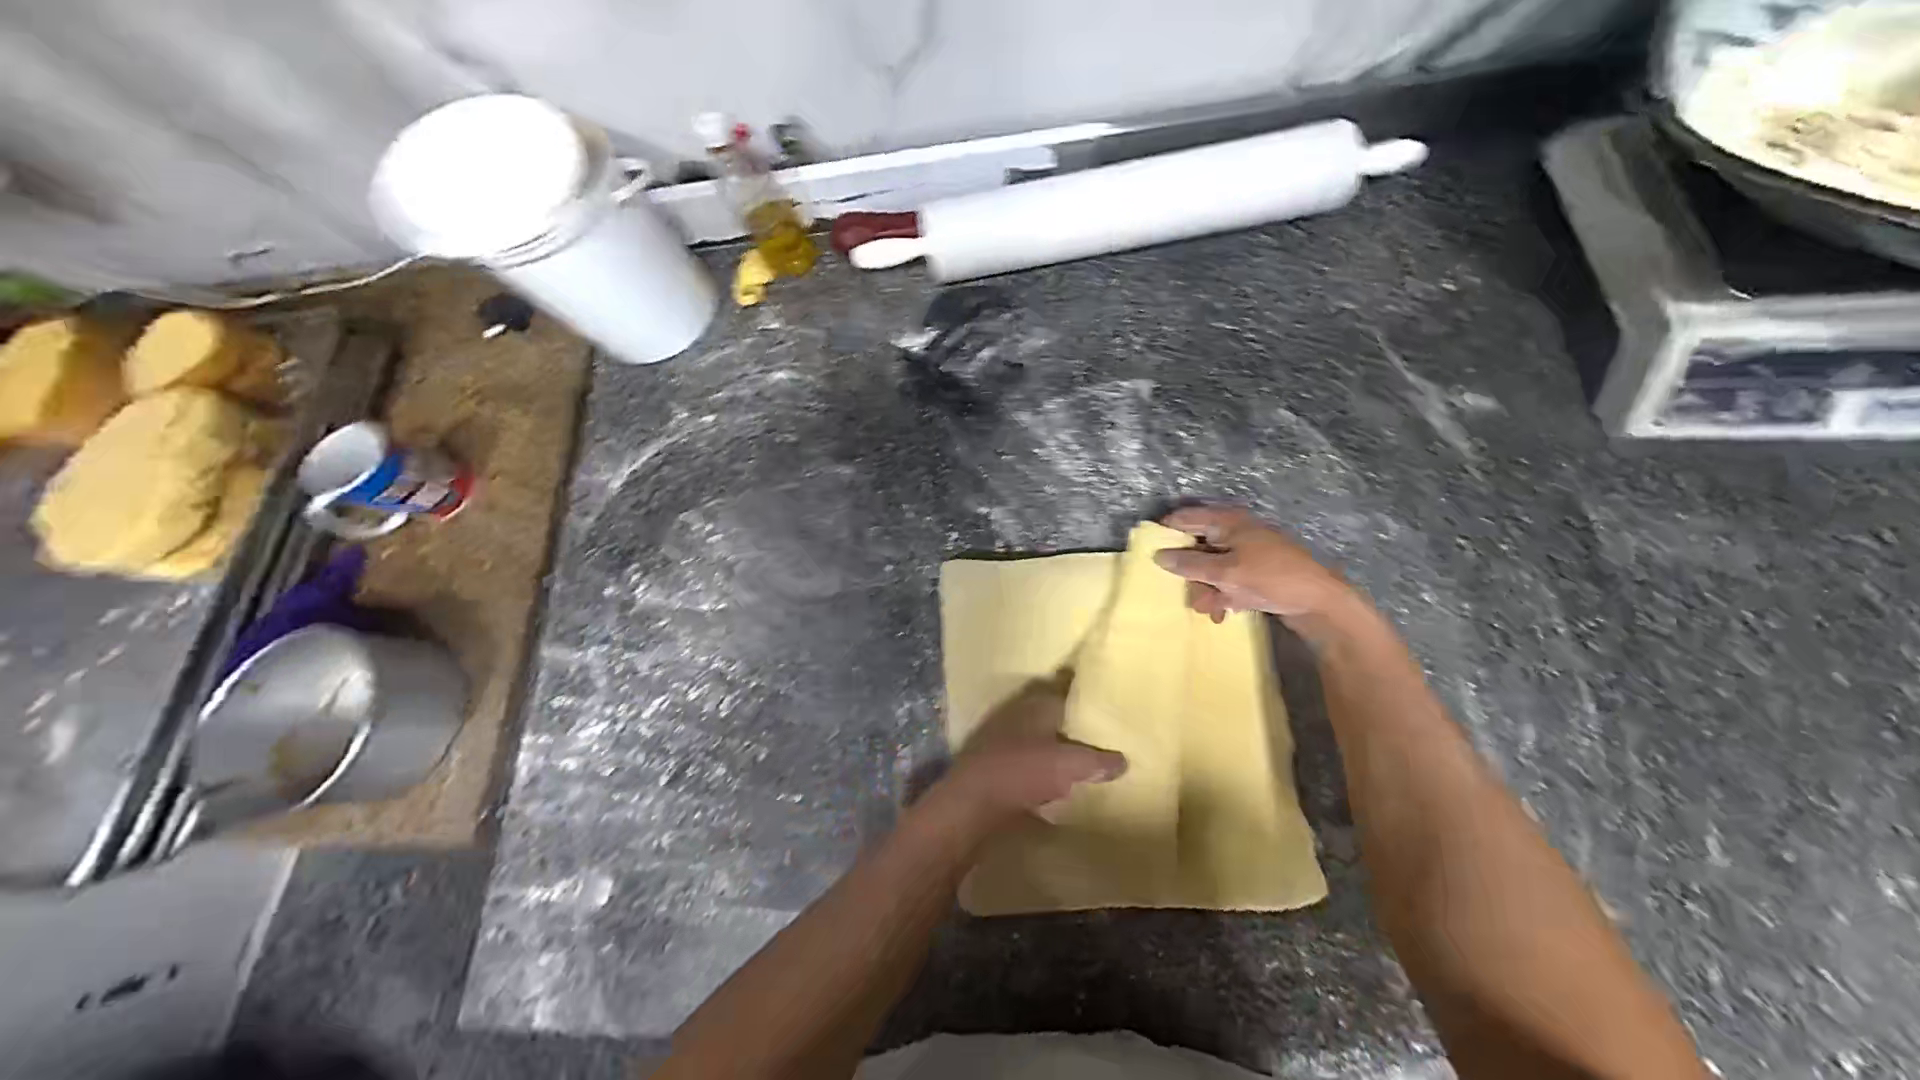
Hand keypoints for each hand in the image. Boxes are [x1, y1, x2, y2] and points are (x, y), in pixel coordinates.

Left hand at [941, 675, 1125, 824]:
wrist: (971, 802)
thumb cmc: (1022, 771)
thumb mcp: (1070, 765)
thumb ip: (1098, 761)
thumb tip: (1123, 761)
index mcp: (1036, 704)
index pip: (1065, 688)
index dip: (1084, 692)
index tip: (1104, 698)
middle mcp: (1018, 714)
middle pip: (1051, 713)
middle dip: (1071, 721)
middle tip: (1099, 731)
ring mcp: (1001, 737)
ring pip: (1036, 736)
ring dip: (1054, 745)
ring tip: (1081, 757)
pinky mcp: (993, 763)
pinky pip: (1025, 759)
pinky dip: (1039, 765)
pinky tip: (1053, 780)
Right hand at [1154, 504, 1354, 621]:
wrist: (1320, 601)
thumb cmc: (1271, 578)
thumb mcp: (1225, 573)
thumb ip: (1189, 564)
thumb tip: (1159, 556)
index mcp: (1227, 521)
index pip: (1184, 519)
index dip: (1165, 535)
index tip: (1151, 557)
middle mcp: (1234, 530)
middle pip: (1195, 546)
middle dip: (1189, 573)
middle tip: (1188, 593)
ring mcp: (1246, 550)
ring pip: (1210, 566)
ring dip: (1205, 589)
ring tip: (1210, 610)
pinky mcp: (1255, 571)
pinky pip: (1226, 578)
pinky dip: (1221, 594)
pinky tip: (1222, 612)